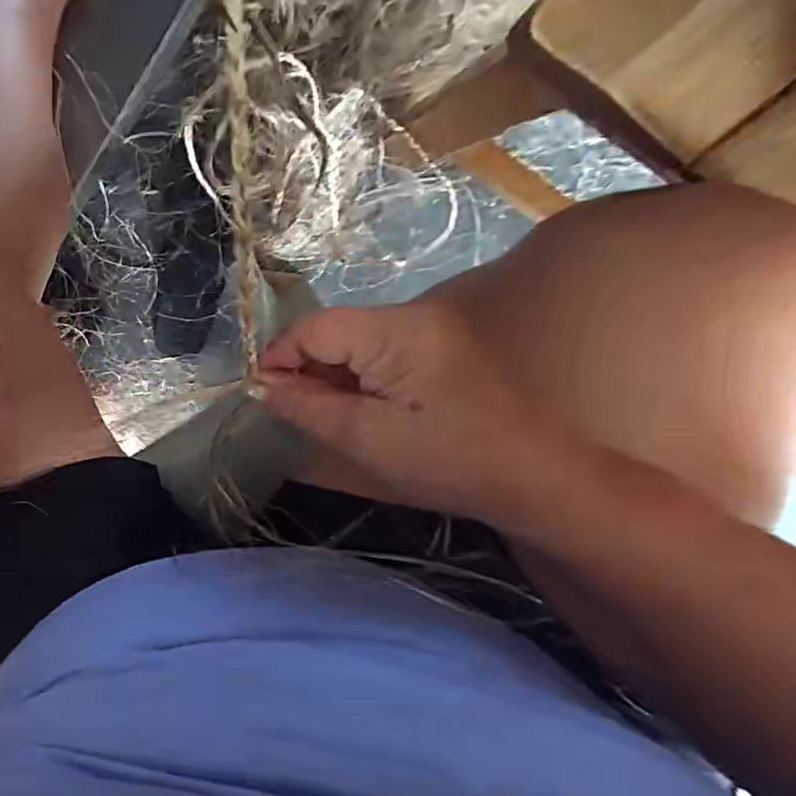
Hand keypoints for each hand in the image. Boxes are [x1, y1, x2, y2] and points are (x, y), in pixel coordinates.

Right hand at [251, 300, 589, 523]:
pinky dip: (354, 377)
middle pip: (331, 329)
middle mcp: (412, 316)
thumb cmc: (445, 459)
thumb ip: (303, 405)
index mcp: (395, 330)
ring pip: (350, 341)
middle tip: (293, 412)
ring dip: (327, 374)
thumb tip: (260, 386)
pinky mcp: (437, 348)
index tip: (262, 396)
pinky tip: (356, 410)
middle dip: (303, 368)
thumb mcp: (361, 437)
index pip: (312, 327)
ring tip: (324, 415)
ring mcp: (428, 330)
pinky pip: (375, 351)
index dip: (278, 358)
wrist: (536, 478)